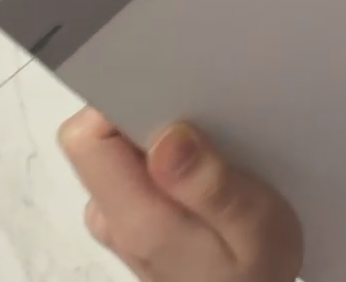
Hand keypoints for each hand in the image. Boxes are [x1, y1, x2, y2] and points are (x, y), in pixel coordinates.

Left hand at [59, 108, 302, 281]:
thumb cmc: (258, 269)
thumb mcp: (254, 229)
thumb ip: (209, 186)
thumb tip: (166, 137)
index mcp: (137, 219)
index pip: (88, 139)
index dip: (117, 99)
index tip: (164, 83)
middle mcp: (114, 217)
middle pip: (99, 137)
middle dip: (145, 108)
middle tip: (202, 108)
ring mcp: (120, 220)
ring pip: (117, 149)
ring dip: (157, 129)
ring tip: (210, 133)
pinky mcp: (133, 219)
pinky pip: (133, 165)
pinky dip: (163, 150)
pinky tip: (203, 156)